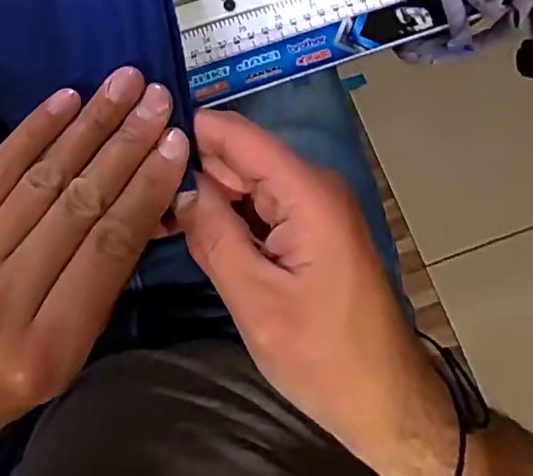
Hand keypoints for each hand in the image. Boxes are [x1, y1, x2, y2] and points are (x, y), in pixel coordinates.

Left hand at [0, 67, 189, 461]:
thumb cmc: (28, 365)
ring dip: (88, 124)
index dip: (146, 188)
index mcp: (48, 345)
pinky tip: (67, 98)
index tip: (176, 140)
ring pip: (42, 178)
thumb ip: (117, 266)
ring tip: (122, 85)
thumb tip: (161, 189)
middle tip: (156, 99)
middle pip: (78, 205)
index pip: (108, 247)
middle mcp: (2, 302)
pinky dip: (35, 129)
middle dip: (124, 144)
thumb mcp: (83, 339)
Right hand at [176, 108, 459, 474]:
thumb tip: (179, 185)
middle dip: (194, 169)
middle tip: (144, 191)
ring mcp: (313, 204)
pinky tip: (194, 229)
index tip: (145, 138)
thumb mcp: (257, 301)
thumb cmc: (326, 357)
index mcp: (307, 192)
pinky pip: (260, 204)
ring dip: (208, 195)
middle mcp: (313, 184)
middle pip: (240, 156)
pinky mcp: (310, 224)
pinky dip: (229, 215)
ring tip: (159, 213)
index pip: (239, 135)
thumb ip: (214, 236)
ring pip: (246, 180)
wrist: (388, 402)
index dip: (193, 129)